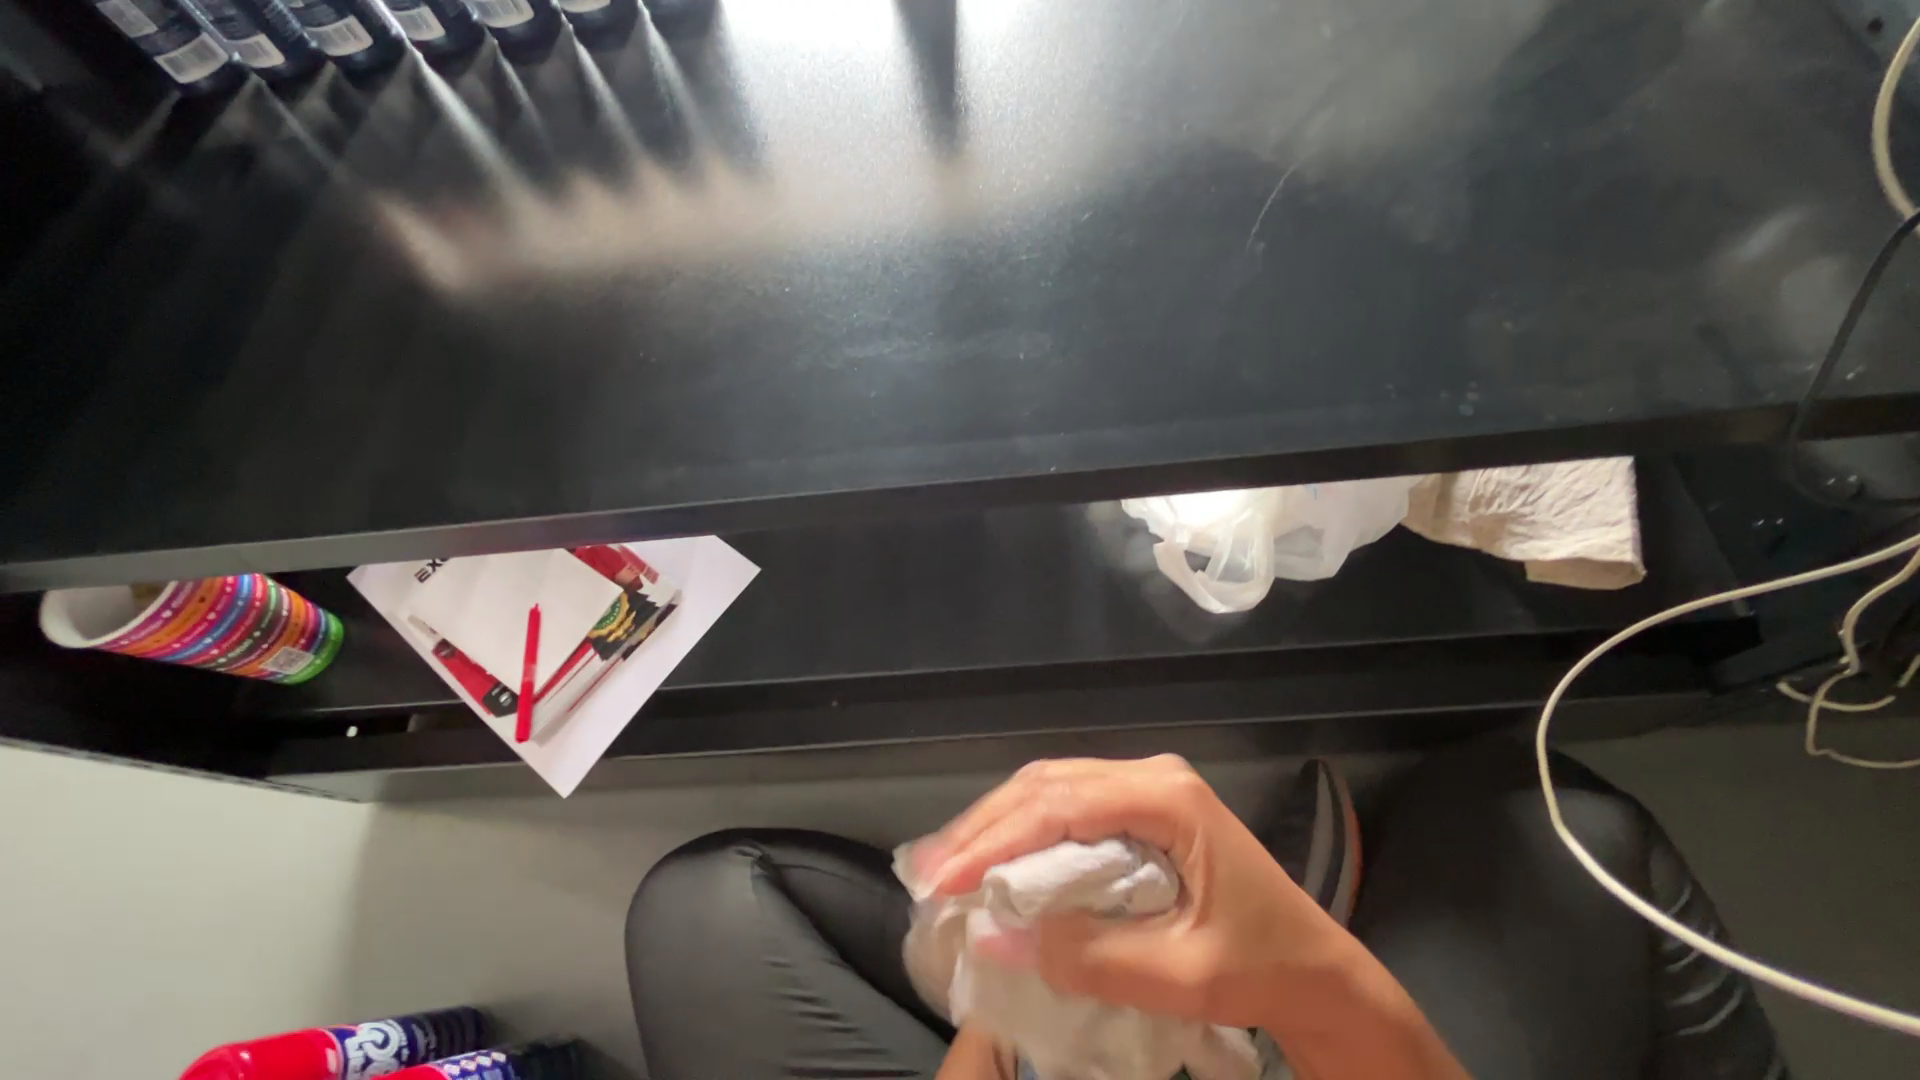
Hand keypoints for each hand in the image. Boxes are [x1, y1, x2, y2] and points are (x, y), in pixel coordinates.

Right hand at [917, 755, 1363, 1030]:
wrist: (1317, 969)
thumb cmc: (1260, 967)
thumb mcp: (1178, 975)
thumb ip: (1089, 957)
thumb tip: (995, 936)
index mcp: (1167, 797)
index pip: (1060, 805)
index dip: (995, 841)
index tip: (945, 882)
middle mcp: (1151, 774)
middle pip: (1046, 784)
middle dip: (982, 827)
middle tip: (929, 872)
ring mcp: (1146, 785)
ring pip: (1051, 789)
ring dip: (996, 826)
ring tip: (946, 864)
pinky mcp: (1140, 806)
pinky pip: (1068, 806)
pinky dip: (1023, 831)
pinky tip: (994, 859)